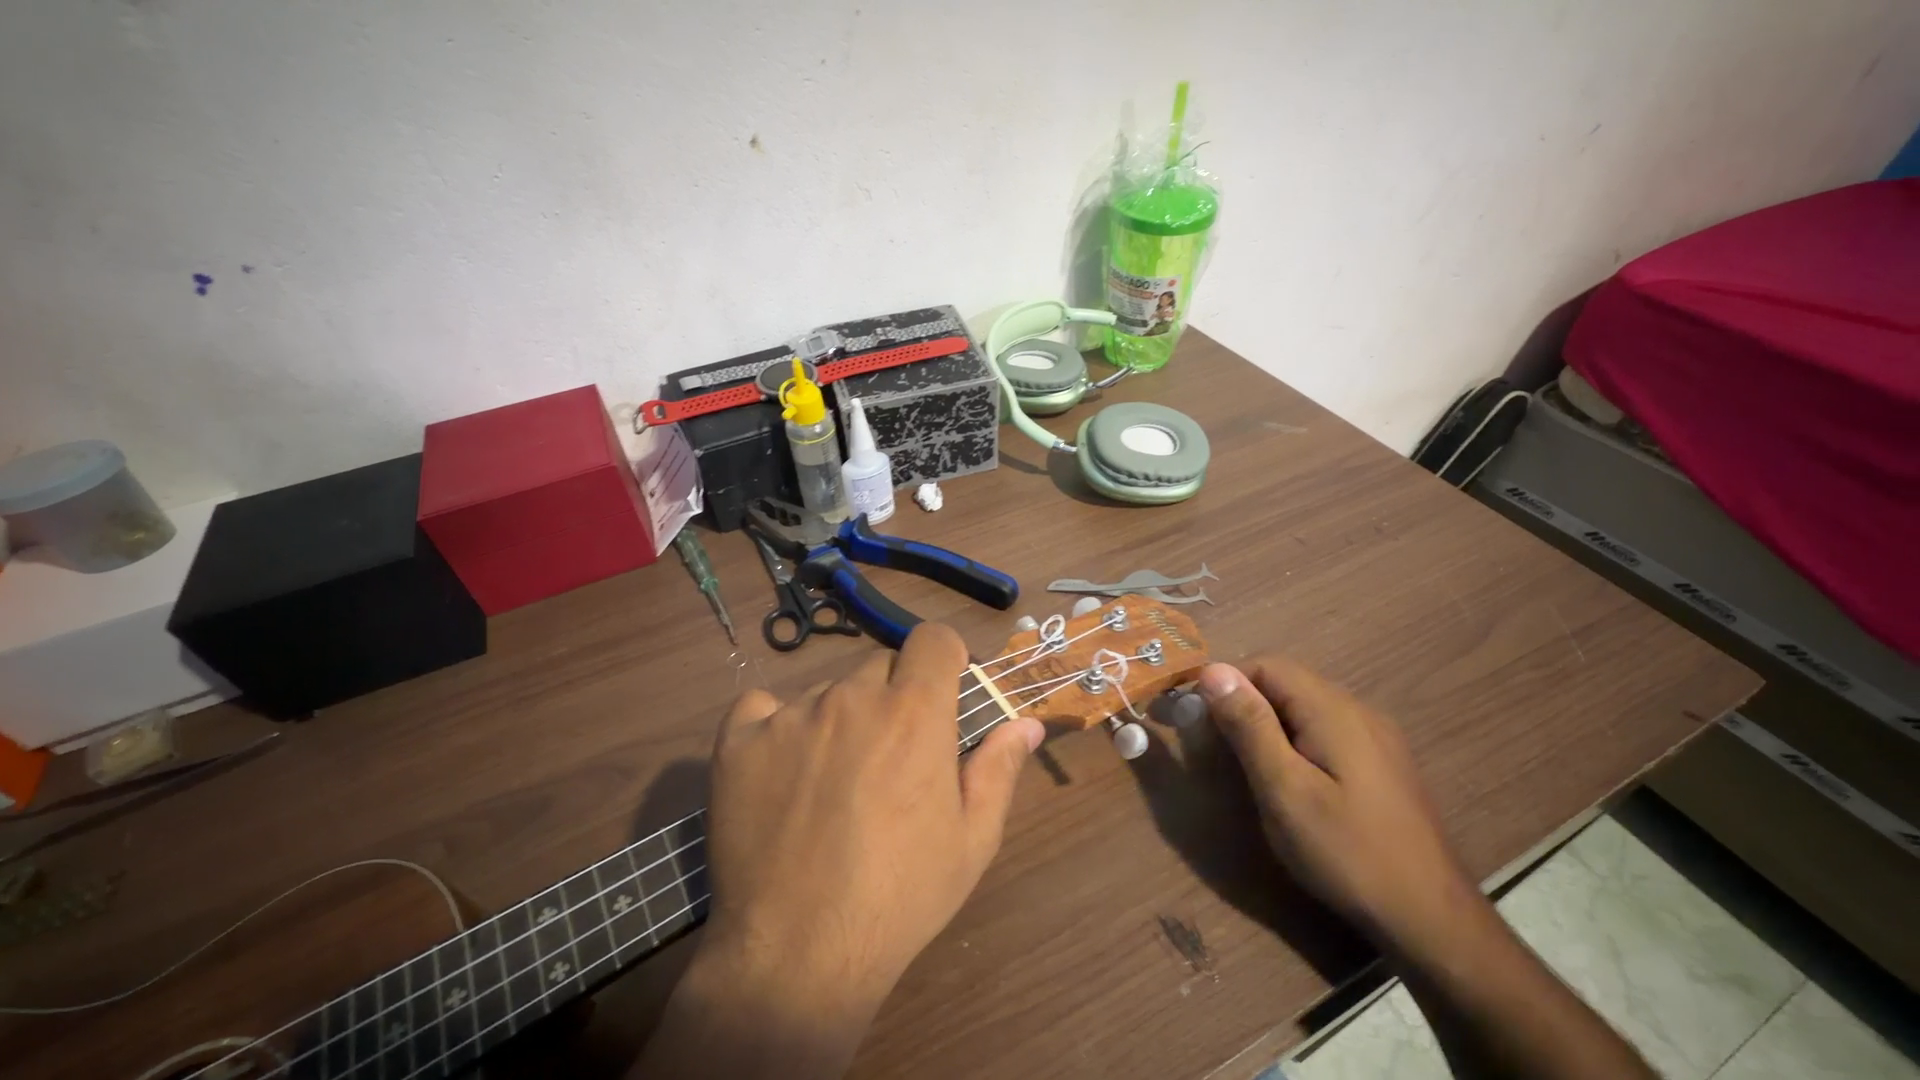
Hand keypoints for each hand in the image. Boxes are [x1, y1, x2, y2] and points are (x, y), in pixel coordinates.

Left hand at [694, 623, 1043, 1027]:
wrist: (797, 955)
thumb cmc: (900, 899)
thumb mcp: (971, 842)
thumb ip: (998, 770)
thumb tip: (1024, 723)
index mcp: (914, 712)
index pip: (933, 639)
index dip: (943, 660)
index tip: (942, 694)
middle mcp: (851, 697)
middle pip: (879, 667)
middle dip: (892, 698)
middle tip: (889, 759)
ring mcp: (788, 715)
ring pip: (825, 692)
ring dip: (838, 718)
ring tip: (831, 783)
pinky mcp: (736, 740)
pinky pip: (761, 708)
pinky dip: (775, 728)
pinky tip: (780, 774)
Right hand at [1195, 657, 1481, 956]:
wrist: (1427, 915)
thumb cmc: (1345, 851)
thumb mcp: (1284, 790)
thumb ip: (1249, 727)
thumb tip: (1214, 671)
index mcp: (1334, 710)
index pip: (1268, 665)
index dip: (1226, 683)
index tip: (1196, 718)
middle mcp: (1360, 711)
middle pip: (1289, 684)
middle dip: (1246, 705)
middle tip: (1216, 749)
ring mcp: (1377, 739)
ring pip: (1308, 710)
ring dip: (1269, 726)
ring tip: (1247, 769)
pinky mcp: (1383, 766)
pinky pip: (1328, 733)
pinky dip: (1296, 743)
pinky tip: (1291, 783)